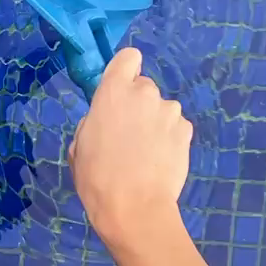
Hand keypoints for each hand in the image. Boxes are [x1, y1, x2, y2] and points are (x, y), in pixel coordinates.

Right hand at [70, 46, 191, 250]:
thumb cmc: (95, 179)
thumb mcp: (79, 148)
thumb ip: (94, 122)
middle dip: (135, 105)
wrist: (134, 207)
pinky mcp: (186, 130)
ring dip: (152, 123)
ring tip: (142, 153)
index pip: (128, 57)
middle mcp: (145, 94)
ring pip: (159, 109)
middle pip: (142, 87)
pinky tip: (157, 161)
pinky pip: (174, 127)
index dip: (123, 71)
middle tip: (124, 136)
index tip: (117, 91)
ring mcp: (170, 111)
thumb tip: (106, 118)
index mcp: (112, 94)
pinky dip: (167, 139)